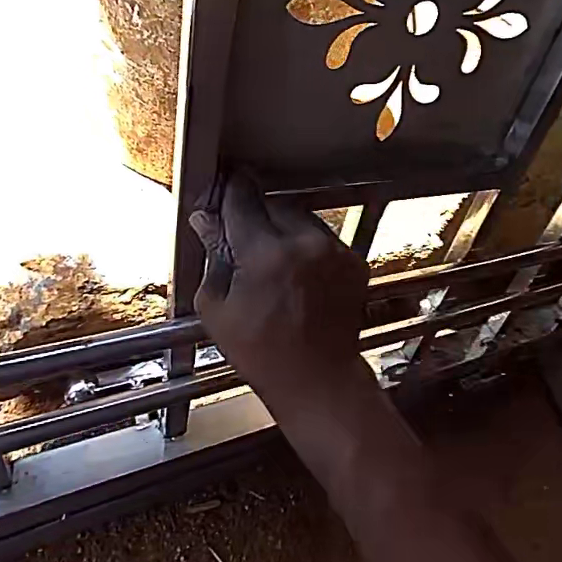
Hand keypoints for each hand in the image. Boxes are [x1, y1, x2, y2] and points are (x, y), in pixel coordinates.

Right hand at [187, 173, 370, 397]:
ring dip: (284, 230)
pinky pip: (324, 238)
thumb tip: (207, 220)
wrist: (318, 377)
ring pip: (302, 219)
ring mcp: (336, 252)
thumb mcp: (218, 308)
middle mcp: (307, 245)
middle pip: (274, 205)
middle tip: (245, 241)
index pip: (243, 200)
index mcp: (268, 254)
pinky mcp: (354, 261)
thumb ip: (213, 256)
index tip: (225, 184)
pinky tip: (297, 273)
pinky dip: (308, 247)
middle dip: (256, 217)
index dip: (229, 191)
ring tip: (273, 265)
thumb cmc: (263, 352)